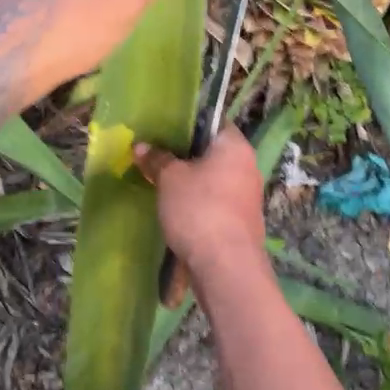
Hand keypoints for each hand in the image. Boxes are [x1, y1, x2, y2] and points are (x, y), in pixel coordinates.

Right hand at [133, 128, 265, 273]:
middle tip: (158, 161)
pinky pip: (217, 205)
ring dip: (193, 185)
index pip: (213, 122)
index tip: (165, 134)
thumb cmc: (199, 209)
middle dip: (187, 158)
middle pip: (213, 153)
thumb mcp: (170, 179)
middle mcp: (248, 166)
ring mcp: (248, 197)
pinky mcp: (243, 223)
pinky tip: (178, 215)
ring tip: (163, 189)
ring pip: (215, 181)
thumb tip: (142, 146)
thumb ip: (157, 159)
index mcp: (235, 146)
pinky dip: (200, 207)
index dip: (189, 125)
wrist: (226, 267)